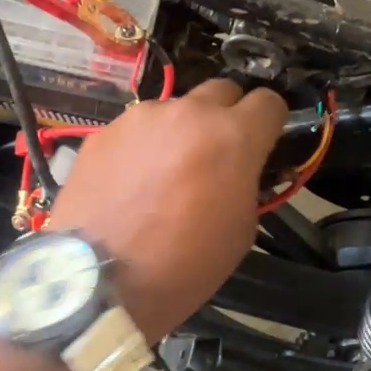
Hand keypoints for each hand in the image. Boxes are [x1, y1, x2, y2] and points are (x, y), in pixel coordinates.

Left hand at [48, 79, 288, 341]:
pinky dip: (143, 147)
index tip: (263, 141)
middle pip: (222, 91)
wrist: (99, 280)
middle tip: (218, 153)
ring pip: (175, 110)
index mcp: (232, 136)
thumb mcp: (241, 229)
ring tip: (166, 173)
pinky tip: (131, 182)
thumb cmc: (184, 264)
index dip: (270, 122)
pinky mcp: (104, 131)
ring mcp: (141, 118)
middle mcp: (188, 113)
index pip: (269, 102)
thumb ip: (246, 180)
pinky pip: (137, 129)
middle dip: (227, 116)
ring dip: (181, 131)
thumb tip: (239, 167)